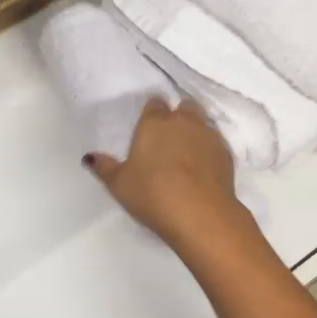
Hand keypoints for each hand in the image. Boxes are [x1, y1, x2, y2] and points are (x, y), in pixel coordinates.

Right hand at [86, 98, 249, 247]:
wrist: (199, 213)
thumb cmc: (152, 194)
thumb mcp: (119, 185)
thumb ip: (105, 168)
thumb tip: (89, 157)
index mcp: (155, 123)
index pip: (154, 103)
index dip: (152, 113)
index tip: (148, 129)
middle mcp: (184, 121)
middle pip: (184, 107)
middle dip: (178, 117)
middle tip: (169, 140)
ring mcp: (209, 135)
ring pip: (203, 123)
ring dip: (196, 132)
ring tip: (187, 155)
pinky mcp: (227, 153)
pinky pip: (216, 144)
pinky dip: (209, 151)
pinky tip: (203, 170)